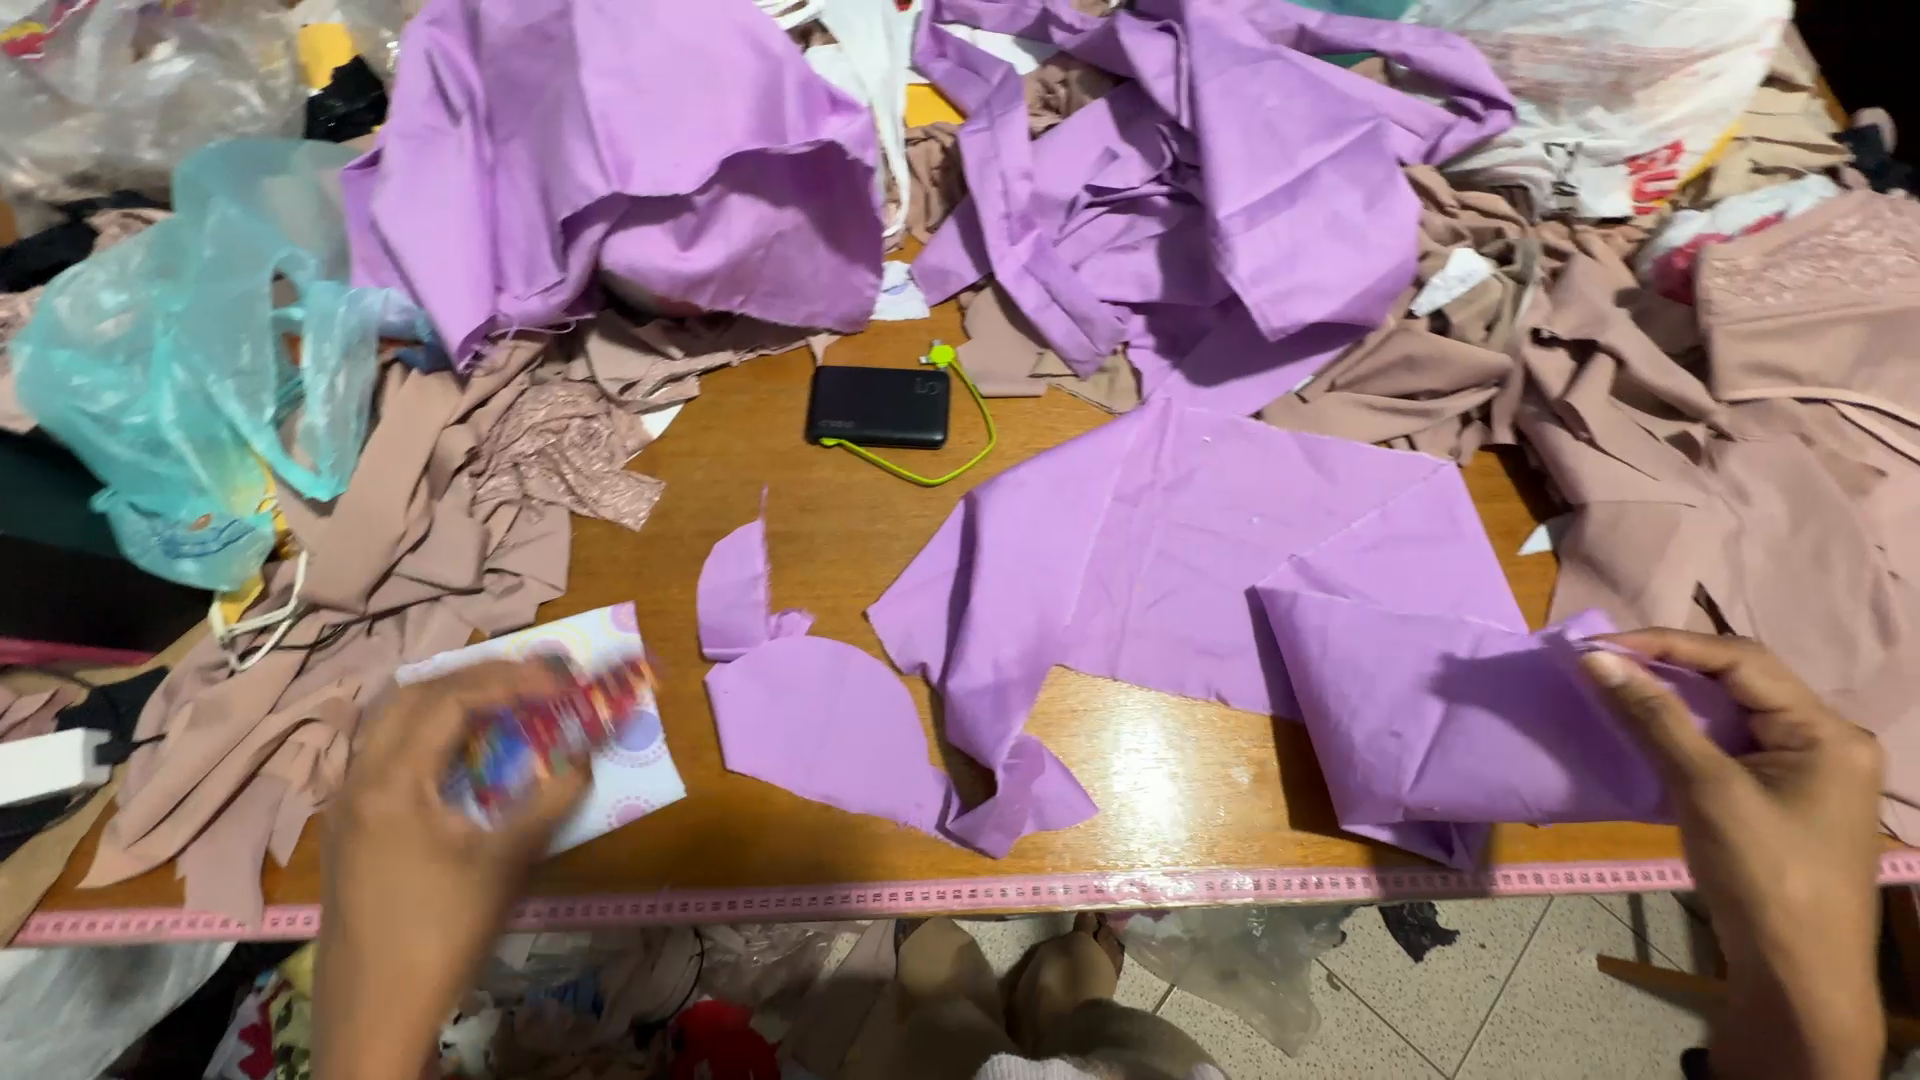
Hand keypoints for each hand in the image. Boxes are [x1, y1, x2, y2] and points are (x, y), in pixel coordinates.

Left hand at [313, 660, 589, 1079]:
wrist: (375, 1012)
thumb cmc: (443, 932)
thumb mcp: (509, 860)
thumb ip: (552, 797)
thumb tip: (587, 753)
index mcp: (391, 784)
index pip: (450, 700)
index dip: (511, 679)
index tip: (562, 679)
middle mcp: (358, 780)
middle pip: (412, 695)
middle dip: (479, 675)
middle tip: (535, 676)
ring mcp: (347, 802)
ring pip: (391, 719)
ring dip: (450, 697)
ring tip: (505, 698)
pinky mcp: (352, 824)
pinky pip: (387, 749)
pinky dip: (430, 729)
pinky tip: (464, 748)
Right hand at [1579, 631, 1884, 1078]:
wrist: (1795, 964)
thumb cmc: (1761, 872)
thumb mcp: (1704, 788)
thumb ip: (1652, 718)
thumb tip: (1595, 658)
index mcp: (1825, 732)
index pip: (1740, 661)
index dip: (1666, 643)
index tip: (1597, 645)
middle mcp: (1822, 737)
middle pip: (1737, 676)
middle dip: (1666, 660)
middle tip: (1599, 659)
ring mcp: (1801, 763)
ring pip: (1727, 704)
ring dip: (1668, 689)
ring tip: (1611, 681)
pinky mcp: (1775, 786)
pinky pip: (1722, 733)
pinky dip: (1677, 720)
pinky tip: (1642, 721)